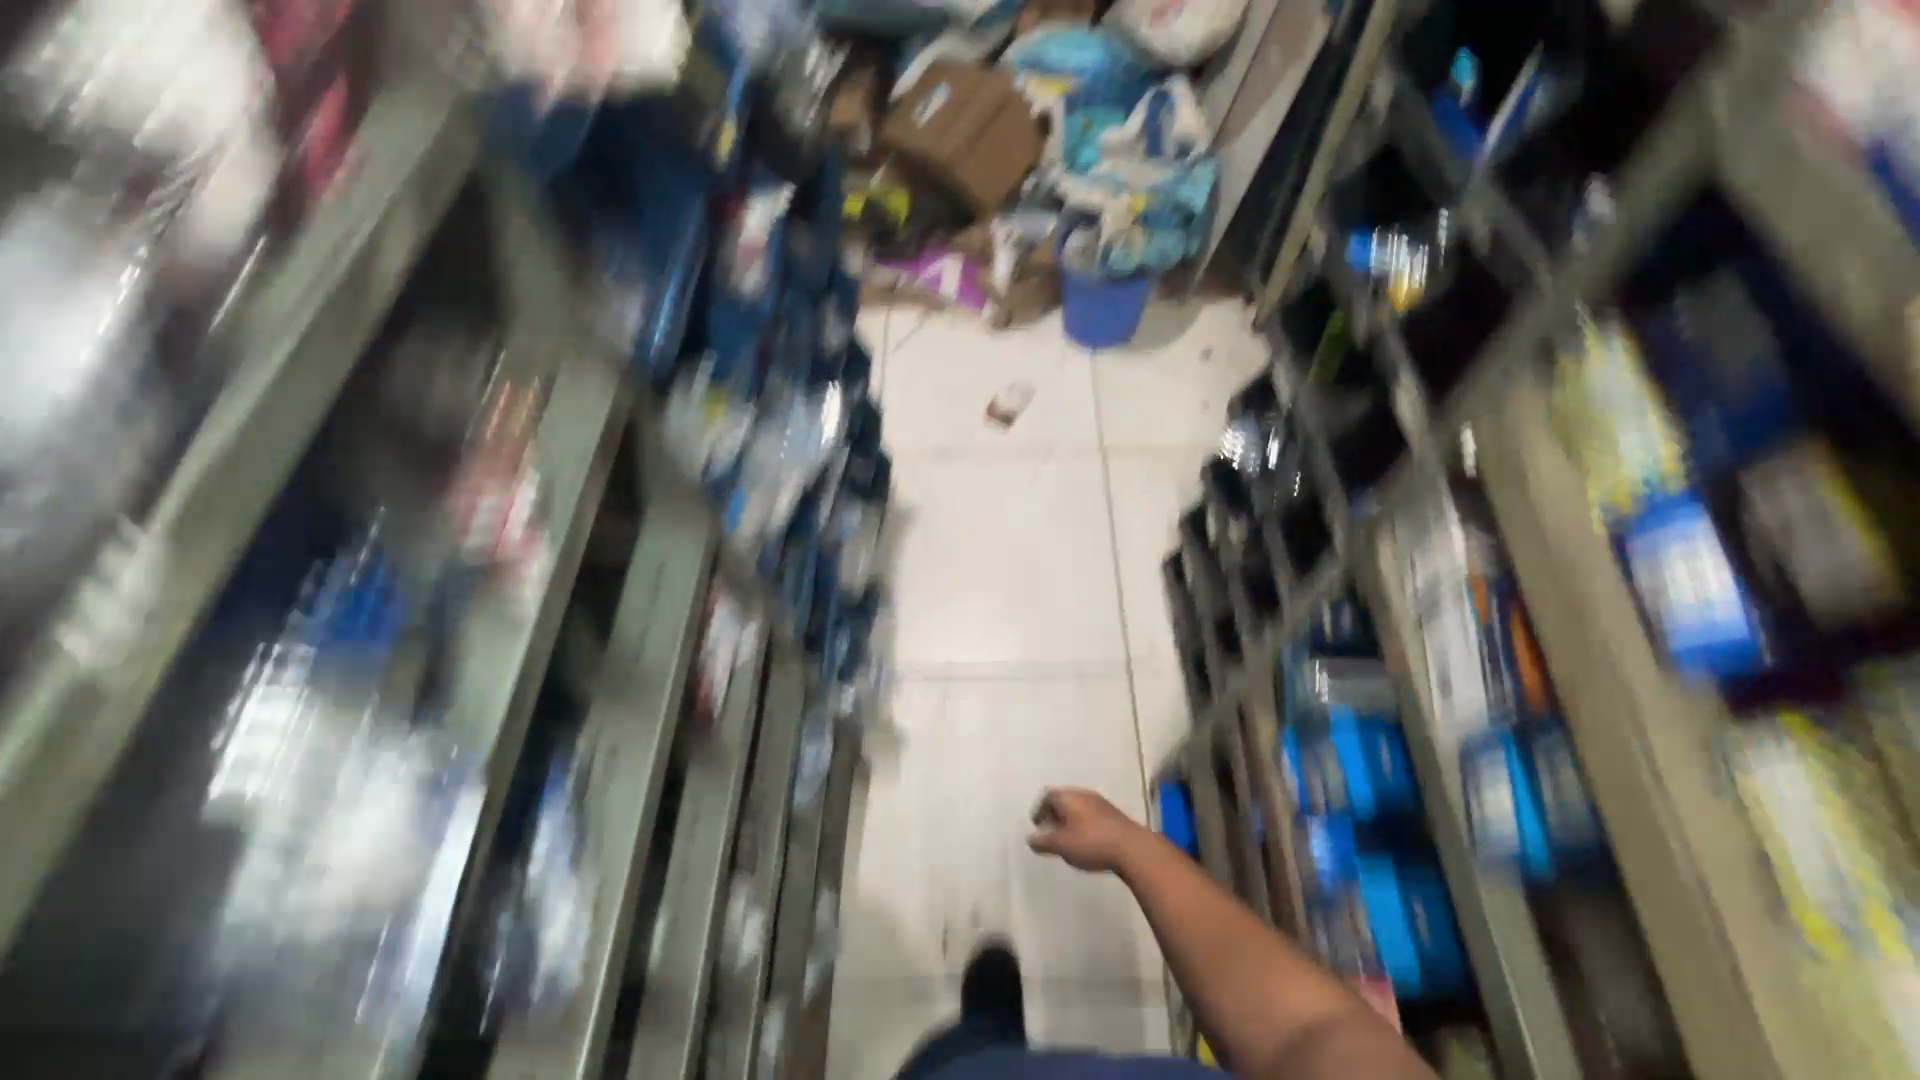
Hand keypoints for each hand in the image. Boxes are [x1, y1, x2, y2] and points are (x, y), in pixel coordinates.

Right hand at [1028, 787, 1152, 873]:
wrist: (1132, 848)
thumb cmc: (1091, 842)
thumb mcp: (1061, 845)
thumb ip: (1043, 842)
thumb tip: (1031, 839)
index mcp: (1069, 797)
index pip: (1048, 795)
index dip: (1039, 809)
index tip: (1037, 825)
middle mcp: (1084, 795)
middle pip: (1064, 800)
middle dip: (1054, 814)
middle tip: (1050, 832)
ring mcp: (1101, 804)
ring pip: (1079, 808)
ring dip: (1070, 820)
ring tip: (1068, 839)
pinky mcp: (1114, 816)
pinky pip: (1091, 816)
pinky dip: (1084, 825)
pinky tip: (1087, 842)